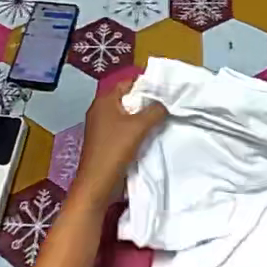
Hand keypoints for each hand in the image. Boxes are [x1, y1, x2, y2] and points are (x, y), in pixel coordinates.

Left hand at [72, 77, 166, 196]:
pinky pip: (124, 129)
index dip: (146, 84)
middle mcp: (100, 110)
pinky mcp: (105, 141)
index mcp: (104, 101)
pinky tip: (152, 134)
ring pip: (127, 115)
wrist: (98, 183)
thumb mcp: (138, 127)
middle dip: (147, 102)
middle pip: (127, 99)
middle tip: (169, 104)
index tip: (166, 89)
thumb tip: (165, 102)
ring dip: (143, 118)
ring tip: (164, 118)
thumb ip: (154, 111)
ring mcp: (102, 127)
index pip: (127, 83)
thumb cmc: (115, 149)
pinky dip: (137, 130)